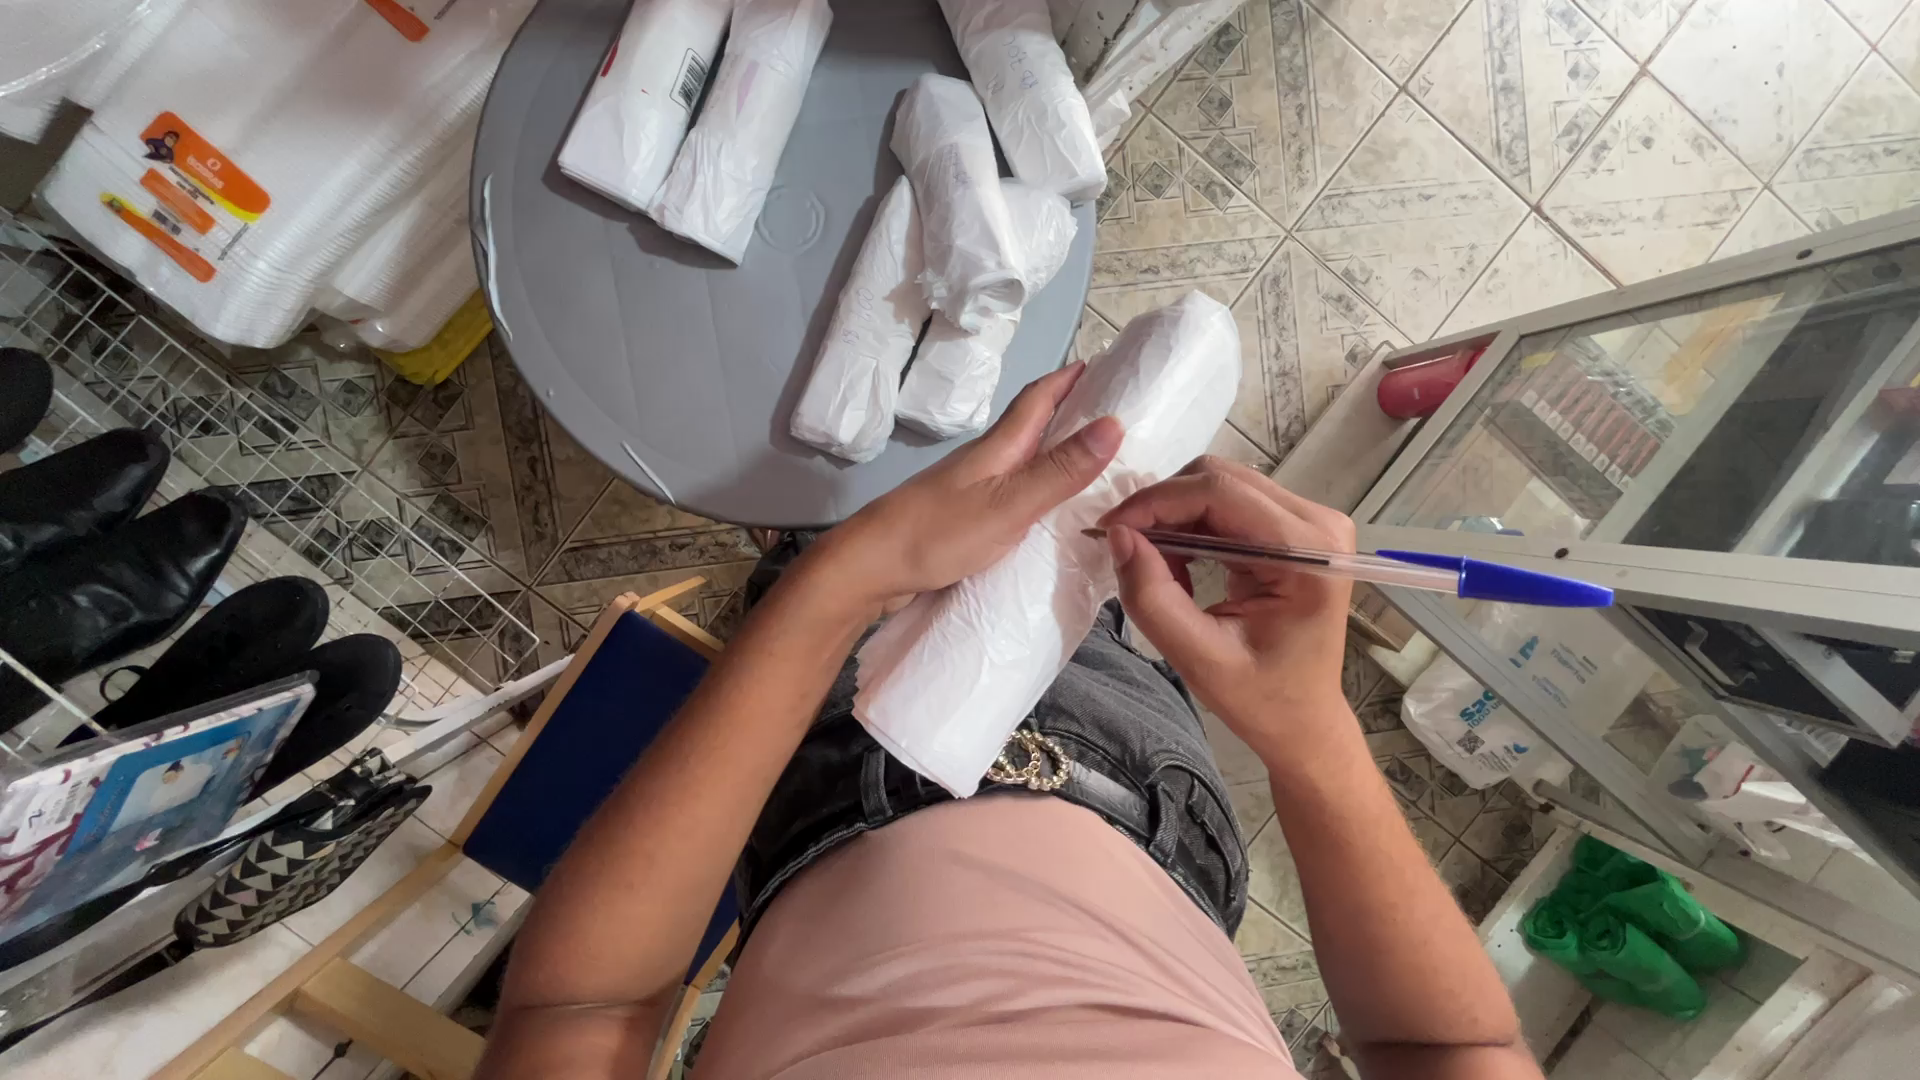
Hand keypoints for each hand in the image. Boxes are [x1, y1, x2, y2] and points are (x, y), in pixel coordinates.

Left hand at [795, 363, 1122, 615]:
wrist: (871, 567)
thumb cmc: (939, 533)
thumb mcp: (1009, 504)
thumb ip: (1059, 470)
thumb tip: (1114, 422)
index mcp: (999, 448)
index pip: (1038, 399)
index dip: (1069, 379)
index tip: (1103, 365)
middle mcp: (986, 460)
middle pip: (1032, 427)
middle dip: (1069, 414)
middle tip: (1112, 417)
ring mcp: (971, 489)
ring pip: (1021, 461)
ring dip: (1053, 454)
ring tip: (1092, 465)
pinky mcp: (962, 517)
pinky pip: (1010, 493)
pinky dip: (1036, 491)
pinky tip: (1047, 511)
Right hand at [1098, 456, 1355, 758]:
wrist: (1304, 718)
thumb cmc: (1260, 698)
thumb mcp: (1197, 659)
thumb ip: (1153, 597)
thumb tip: (1119, 535)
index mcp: (1310, 555)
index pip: (1220, 493)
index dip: (1157, 502)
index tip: (1110, 530)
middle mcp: (1318, 523)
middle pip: (1220, 478)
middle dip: (1162, 506)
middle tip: (1127, 549)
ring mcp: (1309, 521)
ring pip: (1219, 484)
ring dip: (1174, 516)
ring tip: (1156, 565)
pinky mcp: (1293, 527)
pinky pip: (1227, 502)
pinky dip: (1190, 524)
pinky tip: (1179, 564)